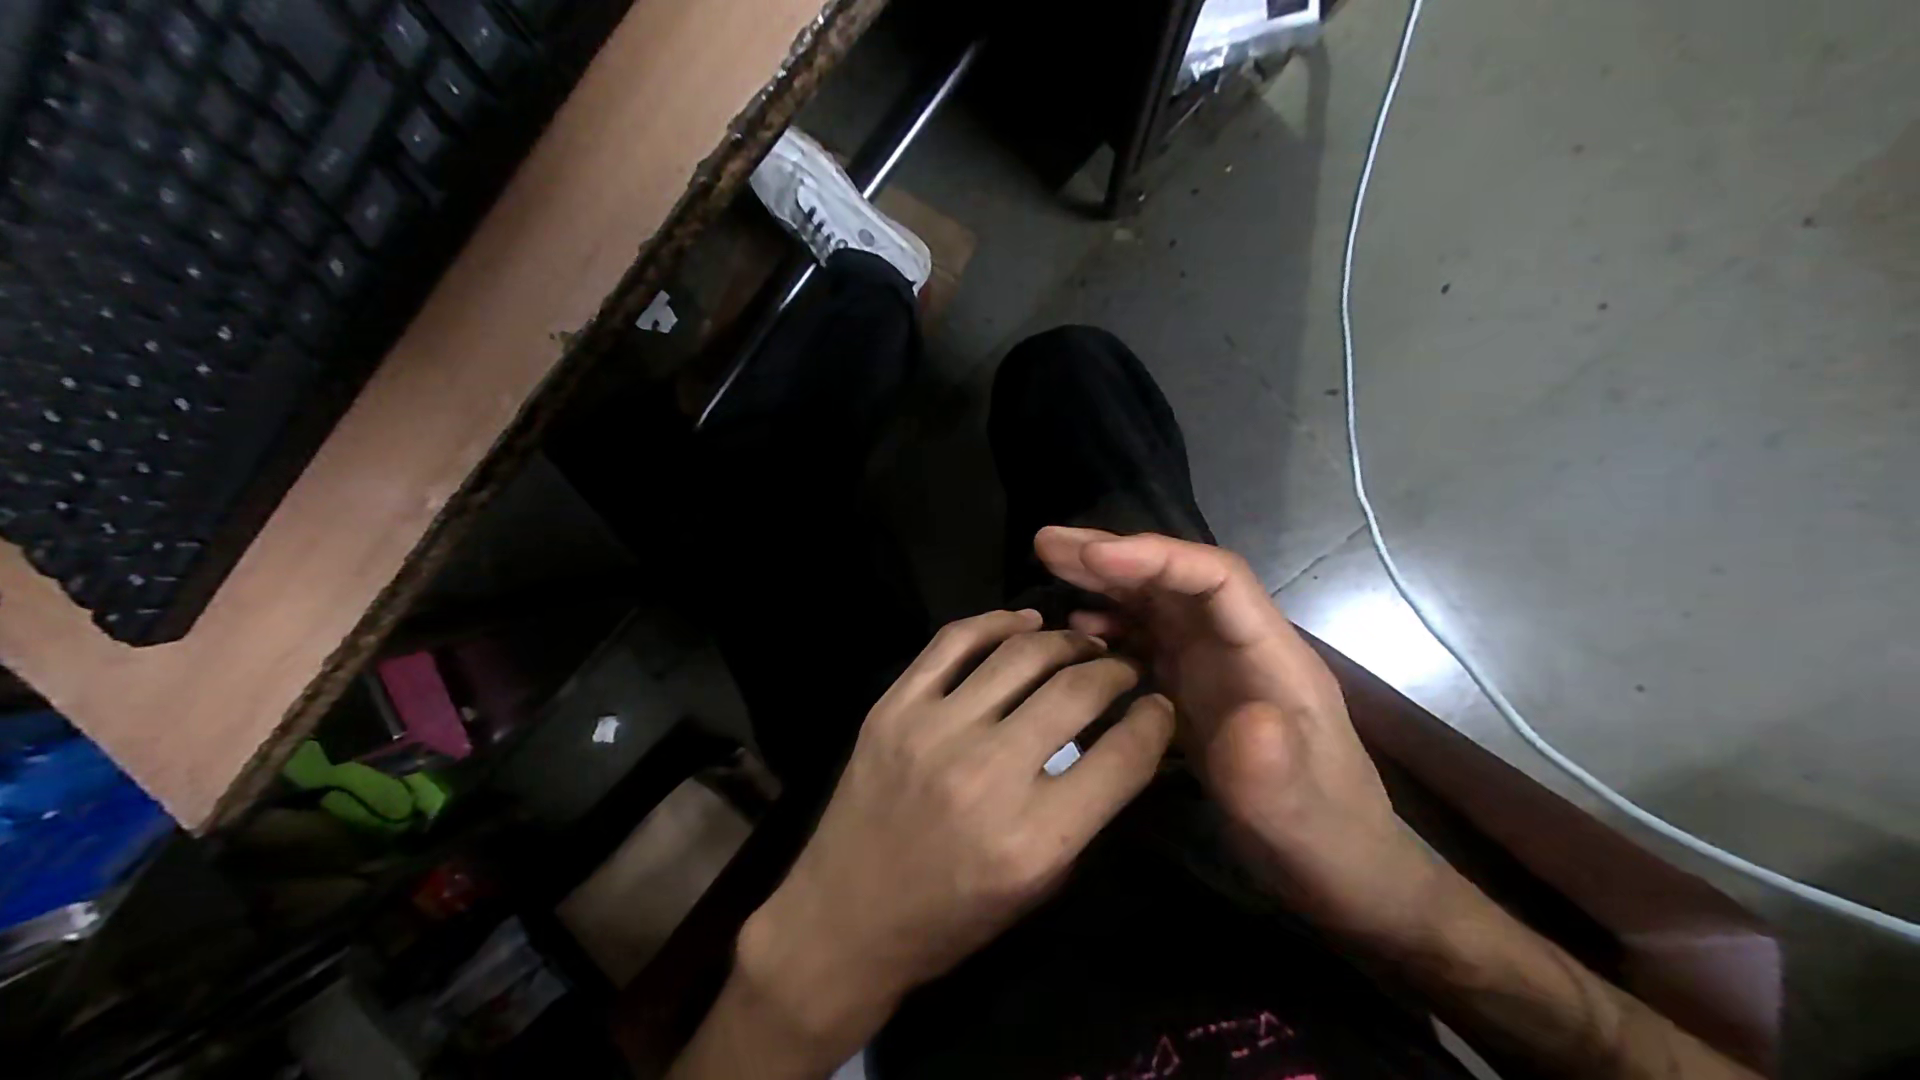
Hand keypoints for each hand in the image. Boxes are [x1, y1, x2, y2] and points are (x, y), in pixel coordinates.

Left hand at [736, 608, 1174, 1049]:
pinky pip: (953, 641)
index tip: (1158, 706)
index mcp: (1033, 839)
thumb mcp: (1037, 885)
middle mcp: (986, 774)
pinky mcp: (893, 708)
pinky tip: (1023, 623)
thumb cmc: (950, 918)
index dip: (1155, 722)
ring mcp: (932, 731)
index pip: (1123, 757)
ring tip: (1081, 646)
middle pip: (1076, 691)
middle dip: (1115, 672)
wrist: (845, 919)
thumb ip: (1085, 811)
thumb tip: (1120, 738)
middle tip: (1123, 669)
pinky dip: (996, 623)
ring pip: (1019, 655)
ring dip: (1064, 641)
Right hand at [1035, 527, 1438, 942]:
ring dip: (1104, 581)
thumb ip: (1273, 767)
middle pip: (1174, 577)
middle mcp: (1236, 644)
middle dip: (1114, 555)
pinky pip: (1144, 639)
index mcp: (1269, 653)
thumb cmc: (1324, 836)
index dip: (1155, 556)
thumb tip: (1245, 716)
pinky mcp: (1193, 688)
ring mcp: (1213, 664)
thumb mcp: (1298, 811)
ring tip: (1050, 567)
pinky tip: (1076, 629)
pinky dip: (1109, 625)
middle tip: (1049, 543)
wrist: (1336, 869)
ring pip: (1155, 603)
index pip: (1215, 578)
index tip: (1094, 557)